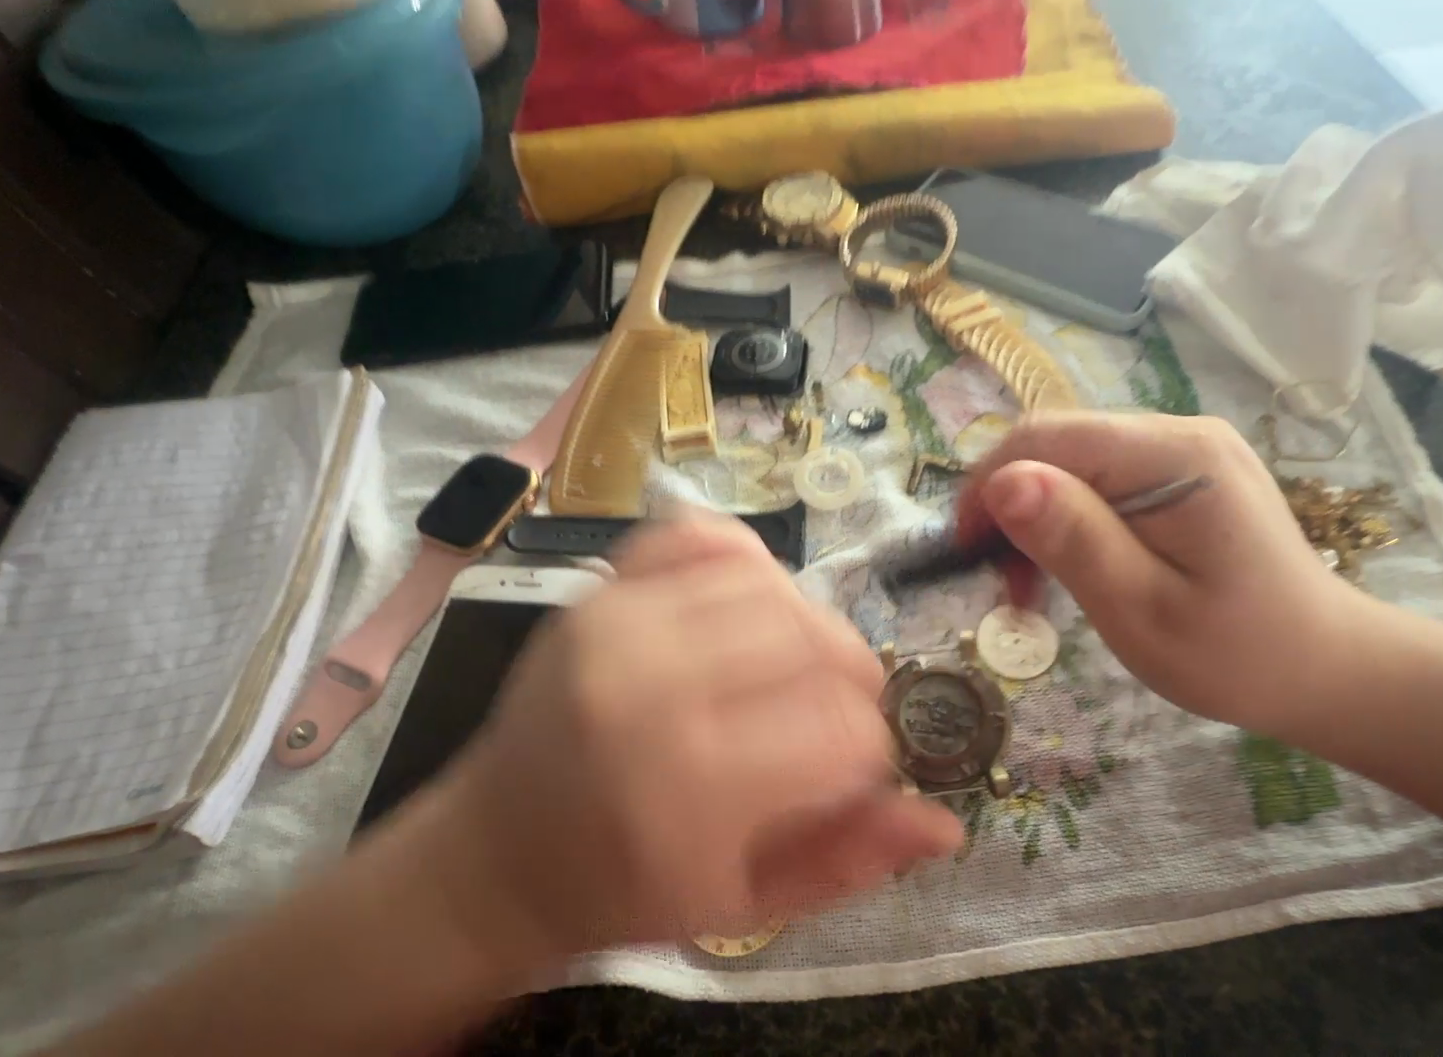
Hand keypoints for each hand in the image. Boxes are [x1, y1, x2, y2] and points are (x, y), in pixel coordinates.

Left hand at [420, 510, 961, 966]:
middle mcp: (654, 688)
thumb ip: (846, 861)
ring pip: (773, 587)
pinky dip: (746, 562)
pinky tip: (750, 607)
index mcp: (692, 786)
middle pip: (815, 642)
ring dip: (811, 626)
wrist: (496, 848)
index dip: (871, 750)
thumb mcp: (740, 905)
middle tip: (835, 712)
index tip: (851, 770)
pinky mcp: (599, 590)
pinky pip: (700, 538)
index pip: (843, 729)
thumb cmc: (622, 887)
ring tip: (795, 667)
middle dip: (853, 679)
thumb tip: (946, 826)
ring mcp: (619, 623)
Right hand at [956, 412, 1378, 733]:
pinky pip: (1103, 478)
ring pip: (1073, 462)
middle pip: (1057, 444)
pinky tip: (1074, 564)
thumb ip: (1075, 539)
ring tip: (1035, 587)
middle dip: (1012, 506)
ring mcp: (1185, 448)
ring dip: (1038, 517)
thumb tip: (1003, 481)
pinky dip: (1071, 519)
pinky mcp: (1184, 471)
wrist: (1325, 668)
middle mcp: (1178, 431)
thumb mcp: (1142, 610)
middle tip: (1007, 584)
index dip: (990, 485)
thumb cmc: (1236, 655)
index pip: (1045, 437)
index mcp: (1174, 456)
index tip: (969, 552)